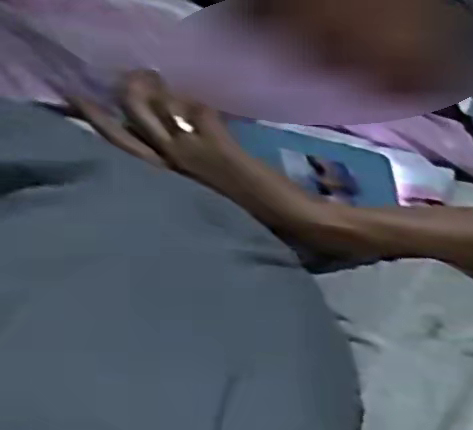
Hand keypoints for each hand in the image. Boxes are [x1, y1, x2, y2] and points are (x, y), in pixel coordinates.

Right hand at [71, 73, 312, 226]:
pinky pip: (199, 112)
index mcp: (169, 183)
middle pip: (131, 115)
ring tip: (163, 81)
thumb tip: (179, 159)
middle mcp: (172, 166)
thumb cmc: (267, 223)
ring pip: (157, 107)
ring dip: (159, 88)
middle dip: (128, 90)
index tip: (86, 100)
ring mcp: (195, 155)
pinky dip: (200, 105)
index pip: (120, 143)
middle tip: (140, 78)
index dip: (99, 118)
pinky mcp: (222, 149)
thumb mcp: (216, 203)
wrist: (303, 225)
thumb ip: (193, 182)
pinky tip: (207, 106)